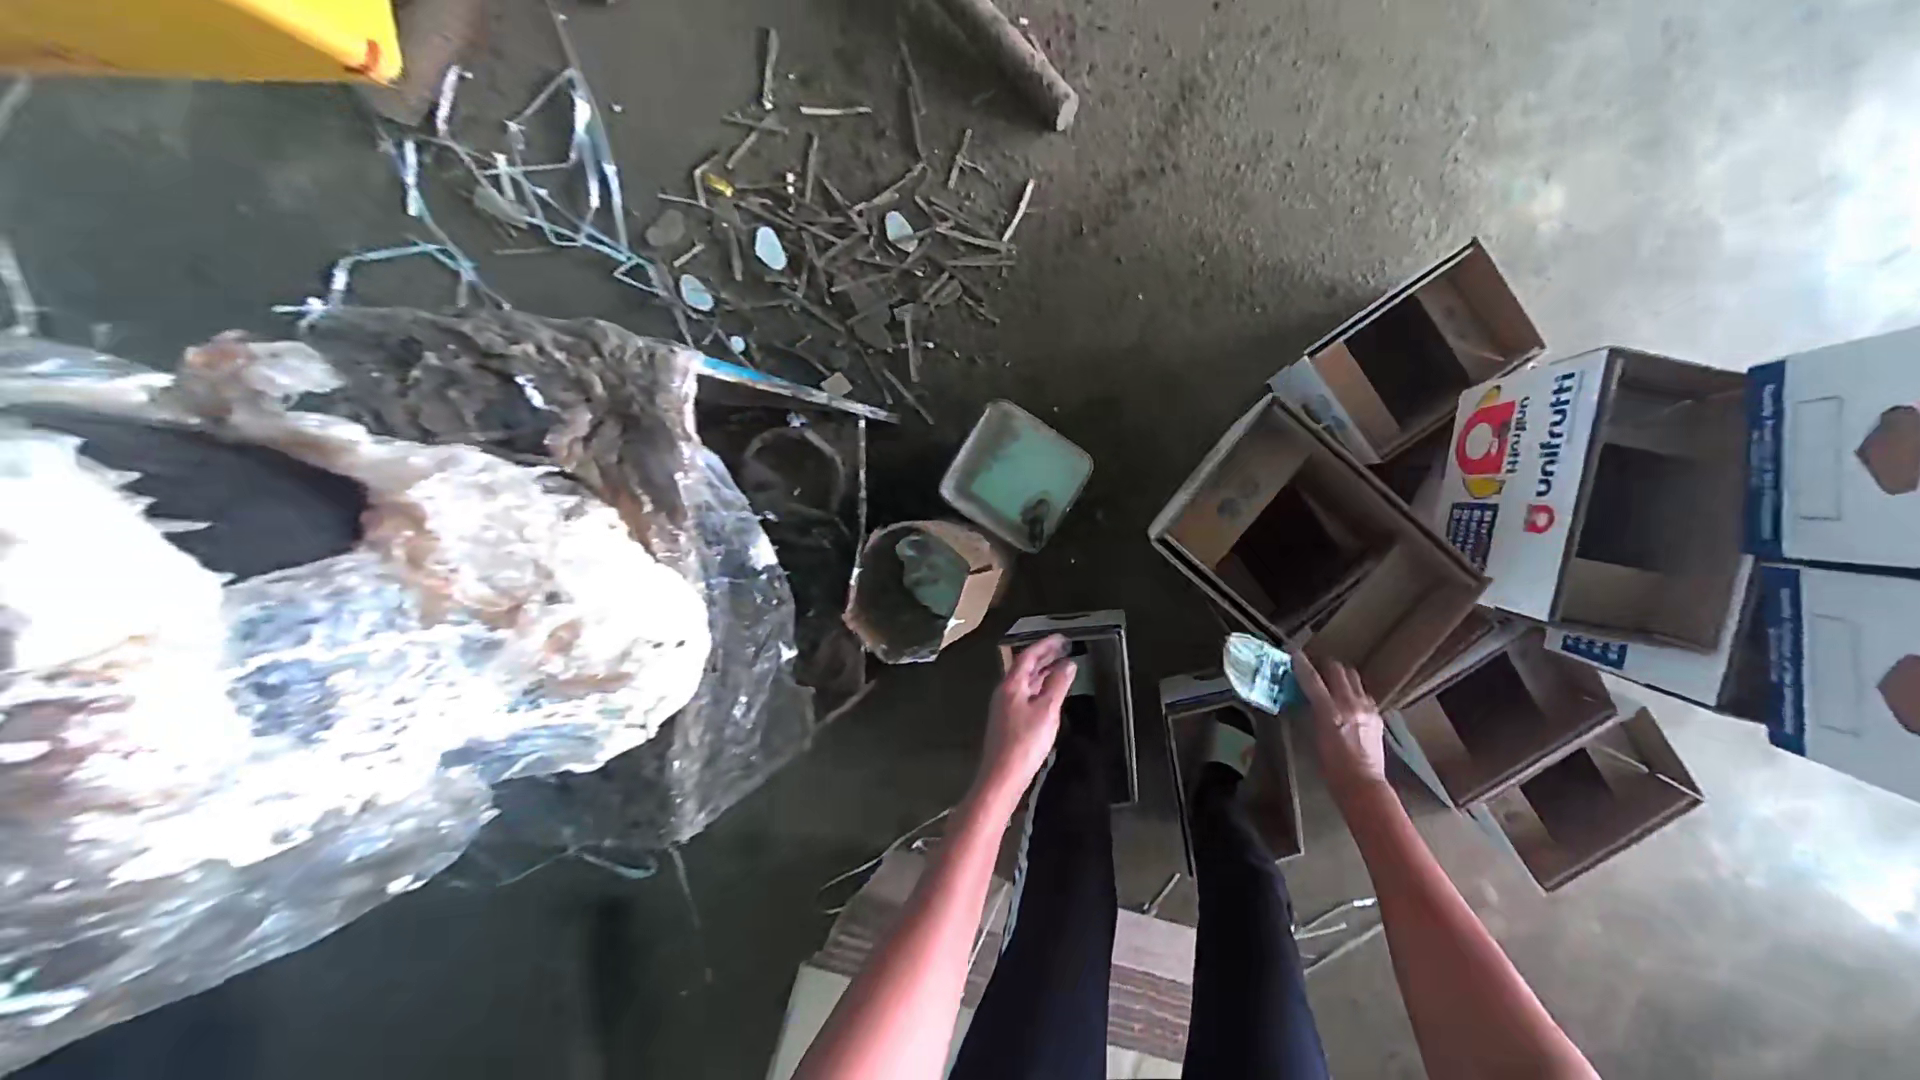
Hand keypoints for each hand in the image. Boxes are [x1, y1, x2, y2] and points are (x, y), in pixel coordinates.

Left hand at [975, 634, 1075, 809]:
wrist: (1002, 775)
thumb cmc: (1025, 741)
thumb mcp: (1047, 710)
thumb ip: (1058, 684)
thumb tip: (1068, 664)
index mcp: (1012, 684)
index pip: (1028, 656)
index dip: (1046, 645)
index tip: (1062, 638)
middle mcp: (1005, 691)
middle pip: (1025, 667)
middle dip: (1045, 656)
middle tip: (1064, 648)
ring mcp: (1005, 705)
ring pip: (1026, 681)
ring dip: (1043, 671)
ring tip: (1061, 666)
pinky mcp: (1008, 719)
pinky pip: (1026, 693)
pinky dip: (1039, 687)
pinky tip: (1049, 692)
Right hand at [1290, 649, 1387, 797]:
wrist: (1363, 783)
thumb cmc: (1330, 765)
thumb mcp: (1314, 735)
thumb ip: (1311, 711)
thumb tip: (1304, 695)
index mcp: (1331, 712)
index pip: (1313, 678)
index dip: (1301, 663)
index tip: (1294, 652)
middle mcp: (1351, 704)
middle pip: (1337, 670)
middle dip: (1324, 664)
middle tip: (1313, 666)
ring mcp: (1367, 708)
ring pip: (1353, 678)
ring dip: (1339, 674)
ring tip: (1330, 680)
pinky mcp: (1377, 715)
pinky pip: (1363, 693)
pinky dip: (1352, 690)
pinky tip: (1346, 700)